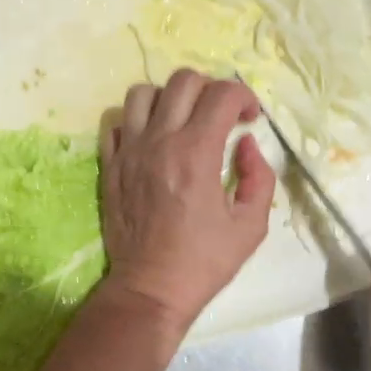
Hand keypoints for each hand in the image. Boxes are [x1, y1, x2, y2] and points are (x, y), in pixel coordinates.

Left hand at [98, 70, 275, 330]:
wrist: (150, 290)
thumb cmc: (204, 263)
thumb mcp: (250, 227)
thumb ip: (260, 178)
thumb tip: (246, 146)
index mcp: (197, 154)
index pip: (222, 94)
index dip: (244, 97)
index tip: (250, 120)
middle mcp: (160, 142)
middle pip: (183, 81)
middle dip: (210, 89)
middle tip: (220, 117)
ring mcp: (129, 152)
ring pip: (143, 93)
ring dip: (169, 99)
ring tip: (182, 122)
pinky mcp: (110, 167)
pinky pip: (116, 123)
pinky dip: (137, 122)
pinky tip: (152, 141)